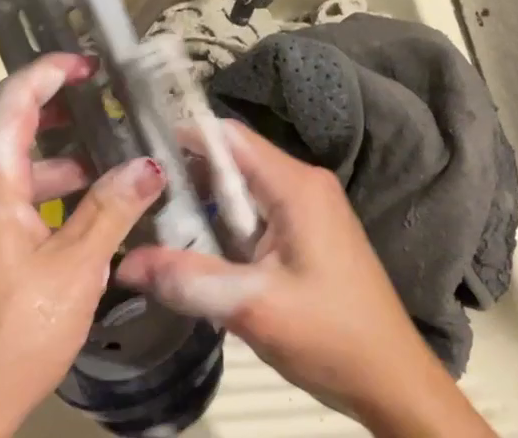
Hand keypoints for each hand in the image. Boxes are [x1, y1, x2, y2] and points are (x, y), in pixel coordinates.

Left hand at [0, 53, 165, 437]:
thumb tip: (149, 165)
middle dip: (56, 106)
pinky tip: (88, 207)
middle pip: (10, 124)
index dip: (48, 71)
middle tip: (103, 101)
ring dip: (58, 153)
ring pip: (14, 163)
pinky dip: (49, 188)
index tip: (88, 65)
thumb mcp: (75, 268)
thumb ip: (110, 210)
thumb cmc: (16, 329)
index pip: (13, 99)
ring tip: (110, 156)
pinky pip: (13, 194)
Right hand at [116, 120, 495, 437]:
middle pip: (231, 160)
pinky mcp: (308, 232)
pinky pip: (255, 212)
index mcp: (296, 185)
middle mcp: (303, 183)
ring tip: (156, 222)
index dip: (181, 135)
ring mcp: (308, 207)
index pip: (228, 136)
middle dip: (185, 175)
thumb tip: (124, 263)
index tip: (138, 150)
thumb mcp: (254, 308)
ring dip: (202, 204)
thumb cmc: (331, 337)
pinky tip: (197, 248)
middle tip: (138, 196)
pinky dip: (224, 224)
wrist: (393, 382)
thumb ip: (188, 279)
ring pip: (241, 188)